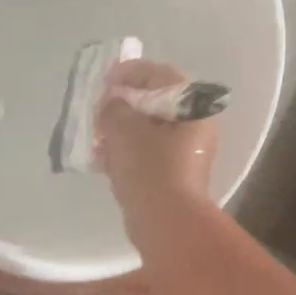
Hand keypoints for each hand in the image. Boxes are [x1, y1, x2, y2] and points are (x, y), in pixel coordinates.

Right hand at [97, 59, 220, 248]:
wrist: (165, 221)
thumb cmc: (149, 170)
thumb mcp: (124, 132)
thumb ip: (114, 109)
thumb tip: (111, 103)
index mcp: (194, 106)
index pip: (161, 76)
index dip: (130, 73)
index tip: (105, 78)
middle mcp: (197, 124)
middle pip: (157, 104)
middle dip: (125, 104)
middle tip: (100, 108)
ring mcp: (188, 152)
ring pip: (152, 130)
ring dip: (125, 129)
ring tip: (99, 135)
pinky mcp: (176, 175)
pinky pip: (150, 152)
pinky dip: (130, 150)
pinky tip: (109, 158)